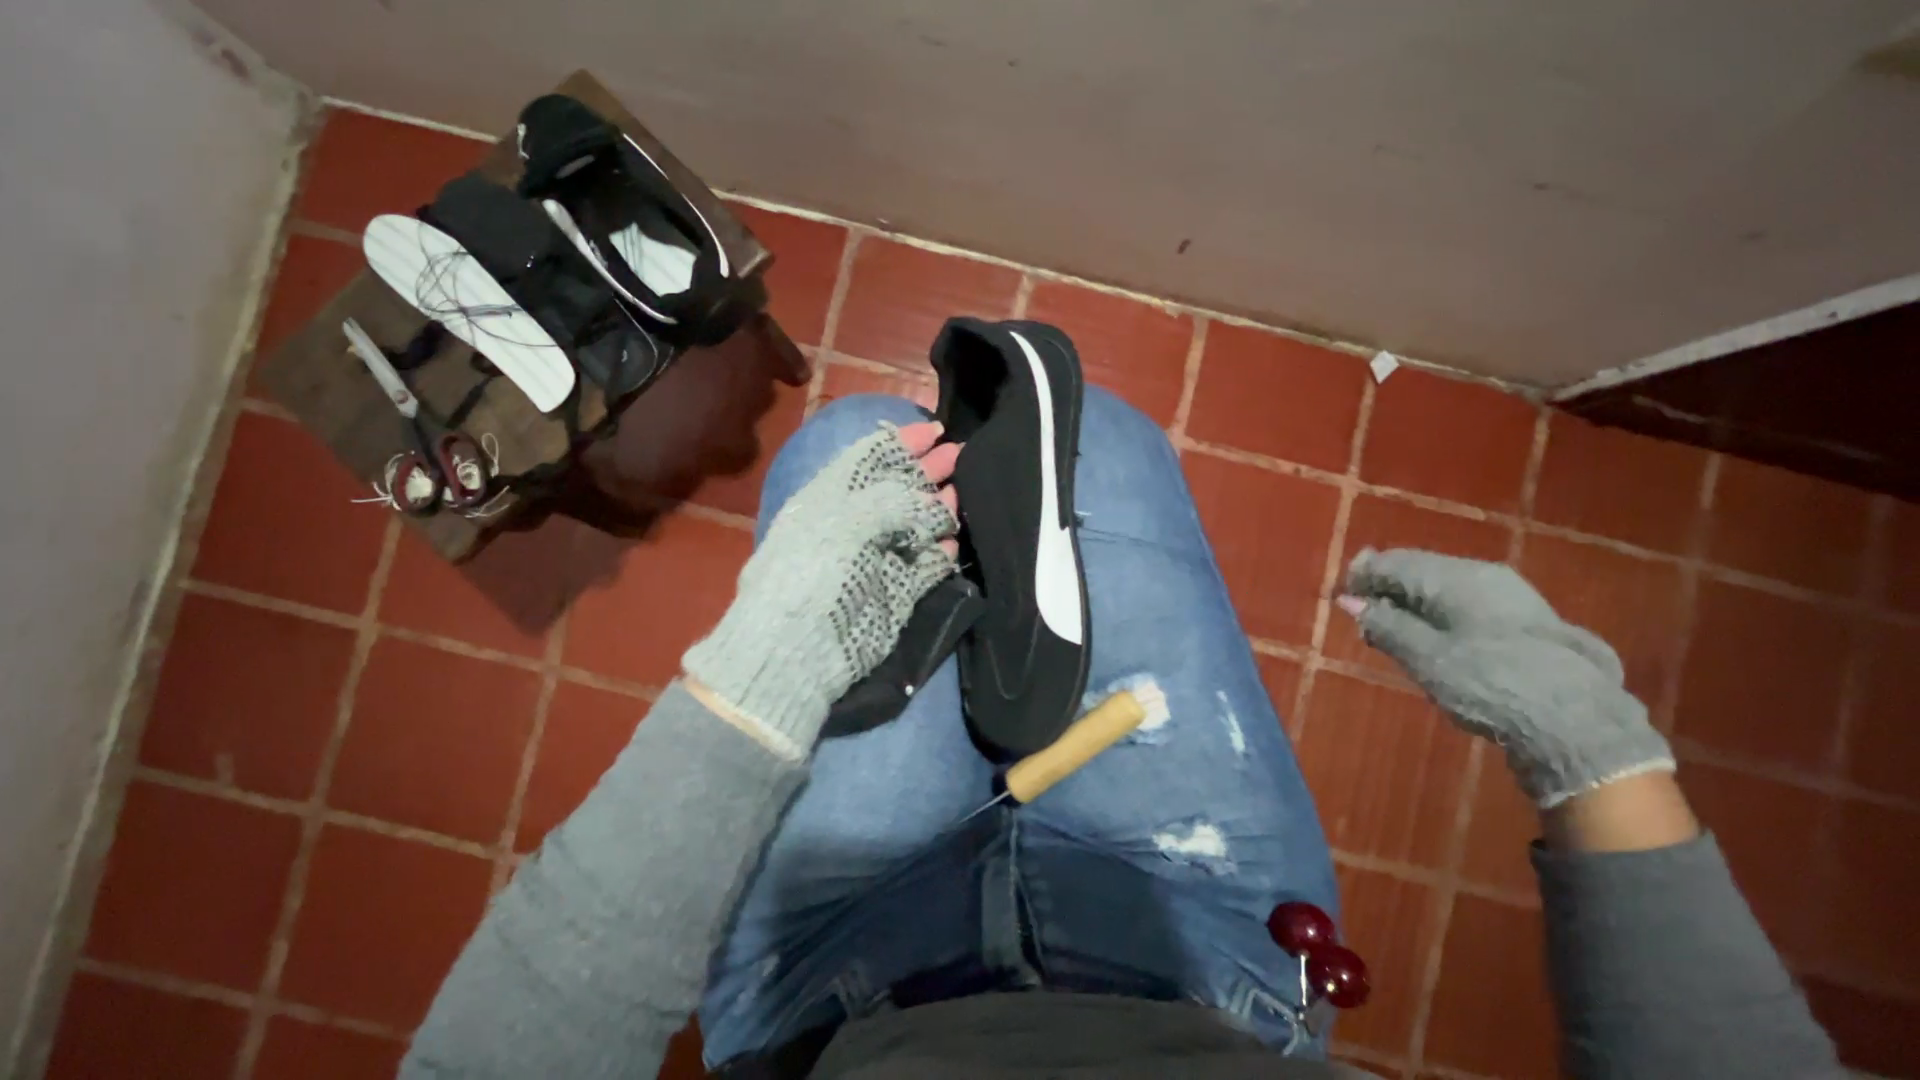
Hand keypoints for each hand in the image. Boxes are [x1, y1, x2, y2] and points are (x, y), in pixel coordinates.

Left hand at [682, 422, 959, 754]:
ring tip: (967, 492)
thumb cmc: (816, 568)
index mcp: (834, 496)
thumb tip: (933, 503)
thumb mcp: (851, 519)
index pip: (872, 457)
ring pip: (919, 524)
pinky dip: (943, 552)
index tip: (937, 429)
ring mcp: (880, 556)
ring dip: (942, 507)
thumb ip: (896, 502)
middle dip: (931, 469)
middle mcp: (858, 521)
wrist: (803, 643)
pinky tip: (955, 540)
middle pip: (901, 486)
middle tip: (964, 455)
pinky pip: (928, 564)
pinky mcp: (899, 590)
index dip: (903, 441)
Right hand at [1338, 548, 1673, 808]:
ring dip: (1416, 605)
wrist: (1577, 721)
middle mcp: (1484, 573)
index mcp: (1454, 576)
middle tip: (1366, 620)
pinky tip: (1440, 641)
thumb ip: (1385, 625)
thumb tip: (1349, 600)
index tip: (1341, 600)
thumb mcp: (1425, 658)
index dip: (1362, 577)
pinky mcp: (1528, 622)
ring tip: (1398, 635)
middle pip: (1422, 570)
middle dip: (1388, 590)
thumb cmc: (1488, 684)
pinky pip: (1469, 605)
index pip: (1394, 561)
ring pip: (1447, 587)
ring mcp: (1512, 596)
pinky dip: (1442, 615)